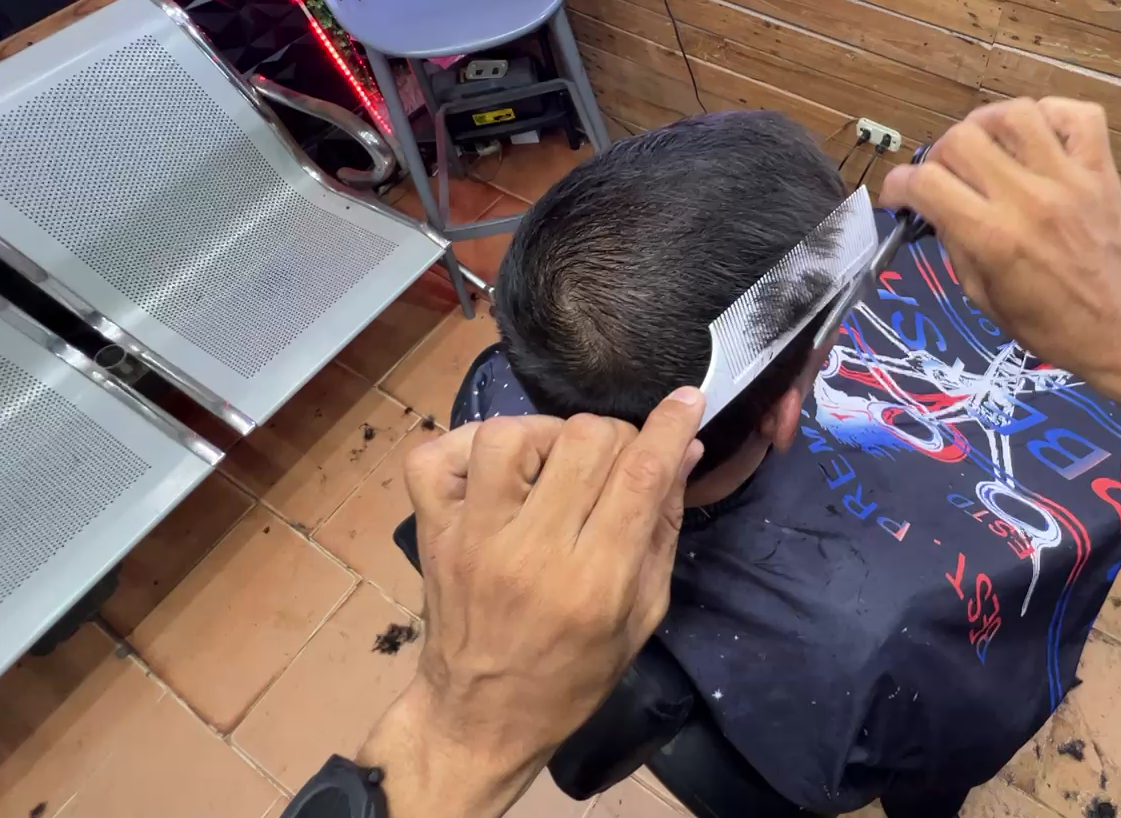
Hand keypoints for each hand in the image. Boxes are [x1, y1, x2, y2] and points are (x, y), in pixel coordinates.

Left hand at [357, 389, 705, 817]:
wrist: (478, 720)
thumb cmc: (575, 673)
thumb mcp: (645, 613)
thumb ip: (664, 527)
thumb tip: (684, 449)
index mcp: (594, 582)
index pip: (640, 476)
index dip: (670, 426)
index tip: (688, 400)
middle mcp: (530, 551)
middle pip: (585, 440)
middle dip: (617, 436)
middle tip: (617, 463)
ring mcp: (472, 537)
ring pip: (512, 434)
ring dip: (549, 435)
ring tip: (558, 464)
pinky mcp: (432, 531)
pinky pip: (437, 455)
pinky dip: (469, 443)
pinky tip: (499, 467)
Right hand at [881, 97, 1120, 417]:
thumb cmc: (1047, 326)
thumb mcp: (981, 295)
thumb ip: (955, 243)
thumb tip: (934, 206)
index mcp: (992, 239)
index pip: (925, 183)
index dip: (897, 185)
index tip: (898, 197)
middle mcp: (1027, 199)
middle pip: (961, 139)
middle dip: (937, 156)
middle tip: (944, 179)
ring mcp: (1069, 179)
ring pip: (1013, 114)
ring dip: (986, 126)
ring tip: (984, 148)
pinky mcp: (1101, 170)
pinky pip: (1076, 114)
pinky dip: (1049, 115)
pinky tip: (1035, 139)